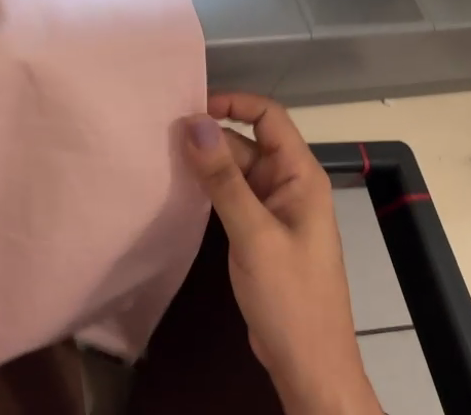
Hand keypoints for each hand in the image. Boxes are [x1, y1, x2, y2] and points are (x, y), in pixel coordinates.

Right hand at [181, 94, 381, 414]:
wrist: (309, 366)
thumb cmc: (291, 297)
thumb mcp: (253, 234)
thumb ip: (223, 178)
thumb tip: (194, 122)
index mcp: (300, 176)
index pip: (269, 116)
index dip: (233, 103)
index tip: (190, 107)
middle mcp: (288, 185)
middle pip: (247, 141)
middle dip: (209, 136)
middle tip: (161, 135)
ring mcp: (274, 210)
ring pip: (236, 170)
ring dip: (206, 163)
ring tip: (161, 156)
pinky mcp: (259, 232)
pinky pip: (232, 196)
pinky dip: (208, 189)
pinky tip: (178, 190)